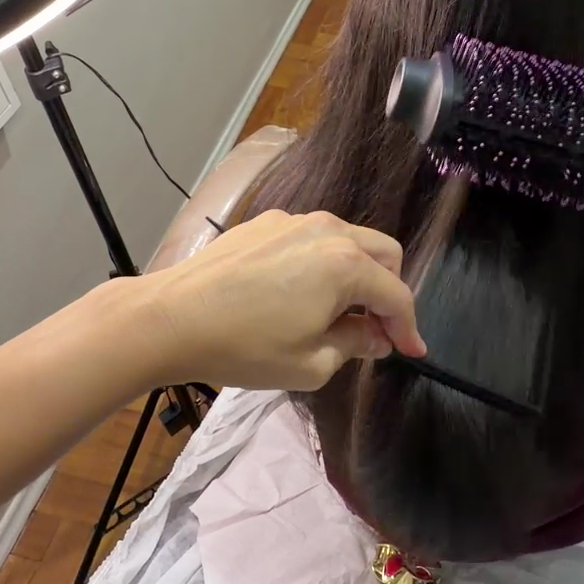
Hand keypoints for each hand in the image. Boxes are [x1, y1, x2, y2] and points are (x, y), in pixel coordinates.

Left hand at [133, 209, 425, 389]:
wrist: (171, 317)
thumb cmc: (244, 347)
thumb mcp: (310, 363)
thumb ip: (354, 345)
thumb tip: (375, 336)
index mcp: (346, 265)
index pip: (396, 294)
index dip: (409, 327)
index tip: (413, 352)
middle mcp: (328, 230)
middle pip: (383, 253)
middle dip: (389, 290)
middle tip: (378, 328)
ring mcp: (295, 220)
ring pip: (348, 240)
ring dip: (357, 273)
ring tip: (339, 310)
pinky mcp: (267, 221)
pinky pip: (312, 237)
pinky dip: (323, 262)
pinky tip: (299, 291)